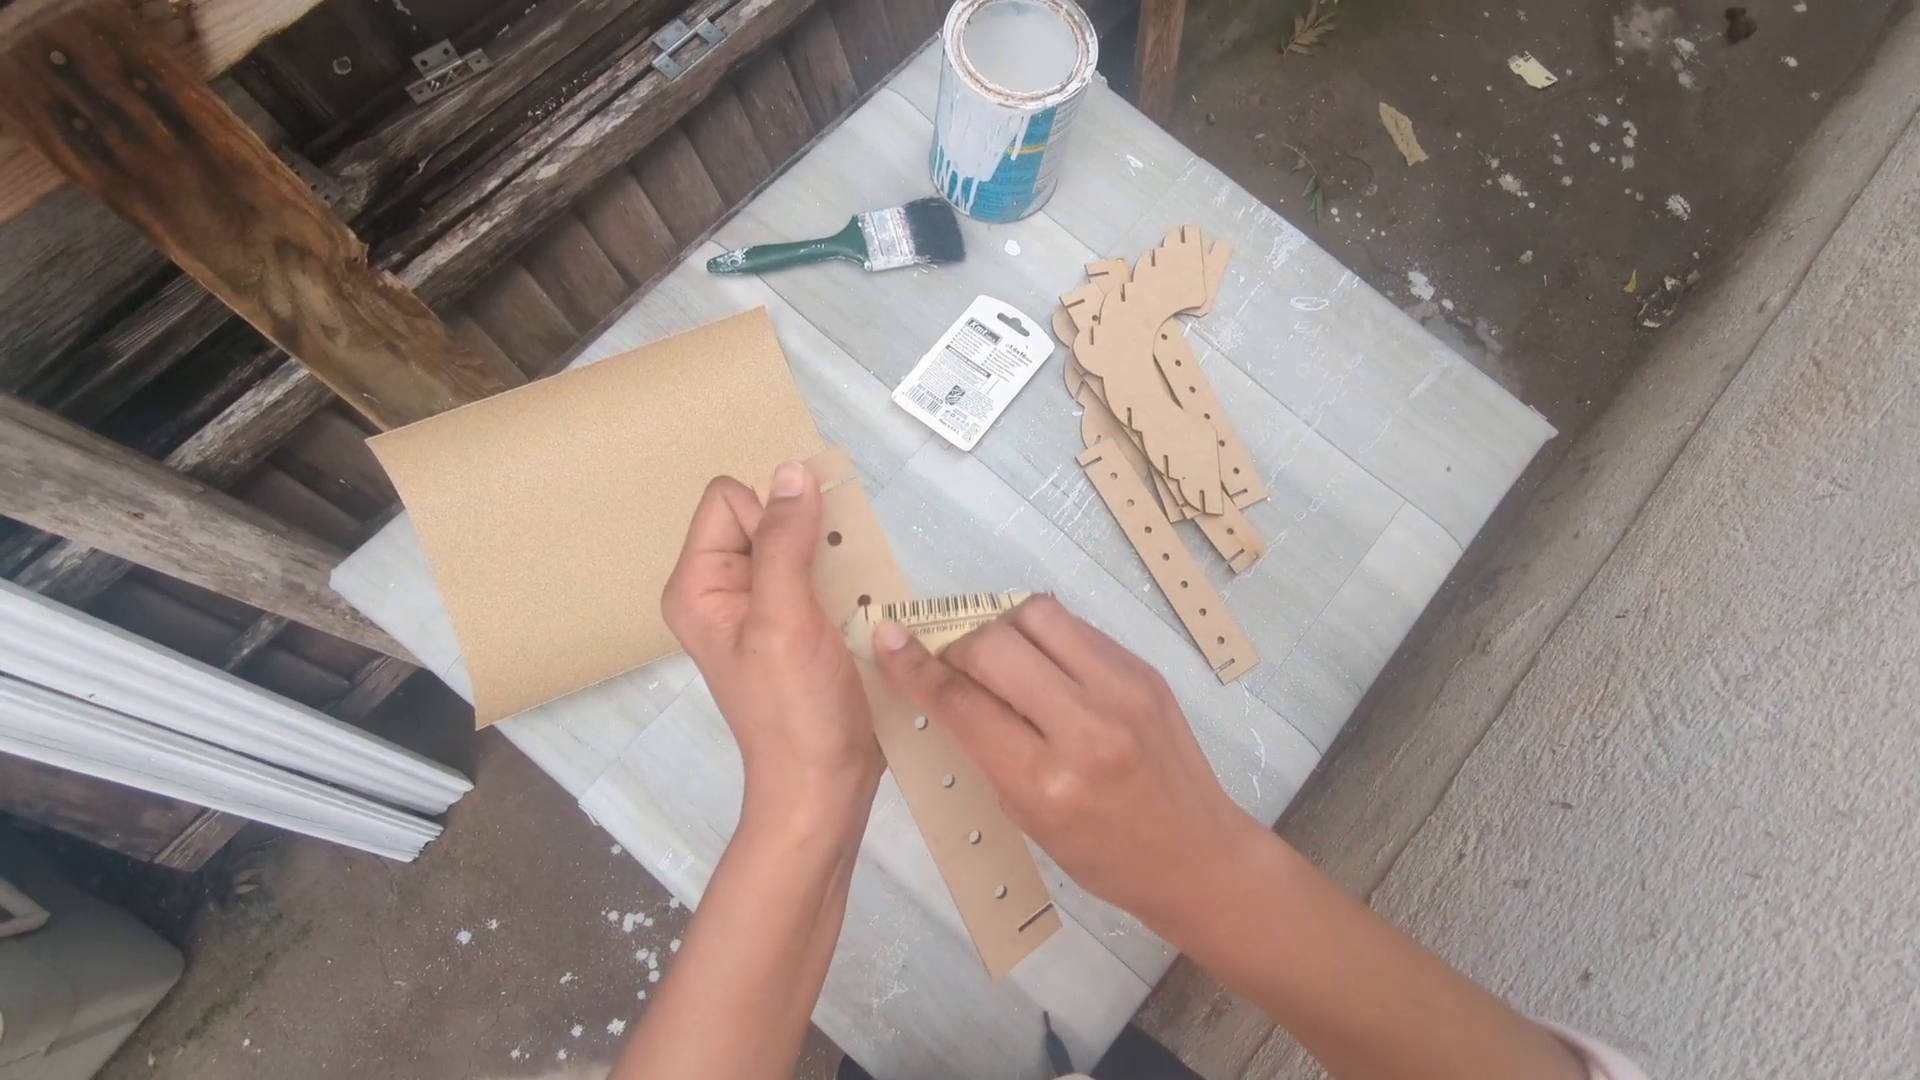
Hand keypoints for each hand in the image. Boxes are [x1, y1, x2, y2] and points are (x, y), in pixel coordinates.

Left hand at [662, 461, 881, 818]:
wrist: (825, 782)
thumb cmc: (795, 707)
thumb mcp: (783, 619)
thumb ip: (784, 542)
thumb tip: (792, 470)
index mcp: (699, 584)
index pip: (730, 501)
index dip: (771, 518)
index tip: (800, 564)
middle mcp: (725, 589)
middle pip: (766, 517)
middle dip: (807, 537)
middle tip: (827, 585)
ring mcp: (764, 607)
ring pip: (801, 543)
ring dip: (832, 559)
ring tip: (845, 602)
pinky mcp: (798, 623)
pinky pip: (820, 574)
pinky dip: (843, 581)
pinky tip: (857, 611)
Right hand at [872, 595, 1262, 931]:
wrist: (1198, 853)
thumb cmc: (1102, 853)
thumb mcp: (1027, 815)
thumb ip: (986, 743)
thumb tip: (946, 679)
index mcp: (1046, 782)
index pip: (963, 704)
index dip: (916, 667)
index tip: (889, 639)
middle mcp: (1085, 726)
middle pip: (994, 645)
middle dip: (960, 647)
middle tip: (959, 667)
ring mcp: (1122, 688)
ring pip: (1035, 615)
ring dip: (1002, 628)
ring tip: (1003, 659)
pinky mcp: (1143, 666)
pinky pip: (1074, 625)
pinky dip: (1043, 635)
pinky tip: (1044, 663)